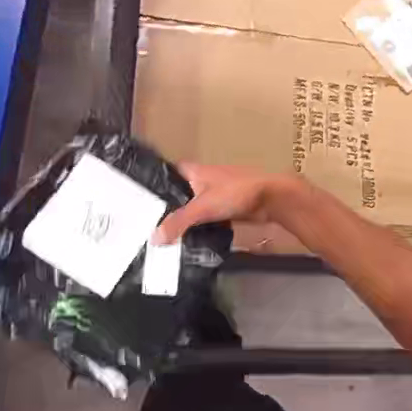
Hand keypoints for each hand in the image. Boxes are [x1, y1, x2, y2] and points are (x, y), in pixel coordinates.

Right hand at [154, 163, 303, 243]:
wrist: (271, 198)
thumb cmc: (236, 192)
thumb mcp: (202, 207)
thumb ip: (178, 222)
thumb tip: (156, 238)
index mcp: (193, 171)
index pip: (167, 173)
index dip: (155, 185)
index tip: (140, 201)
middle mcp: (203, 180)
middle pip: (179, 194)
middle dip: (169, 208)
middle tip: (151, 226)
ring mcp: (217, 194)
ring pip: (194, 208)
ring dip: (186, 220)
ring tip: (167, 236)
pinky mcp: (228, 208)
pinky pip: (208, 219)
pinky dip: (201, 227)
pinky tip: (191, 239)